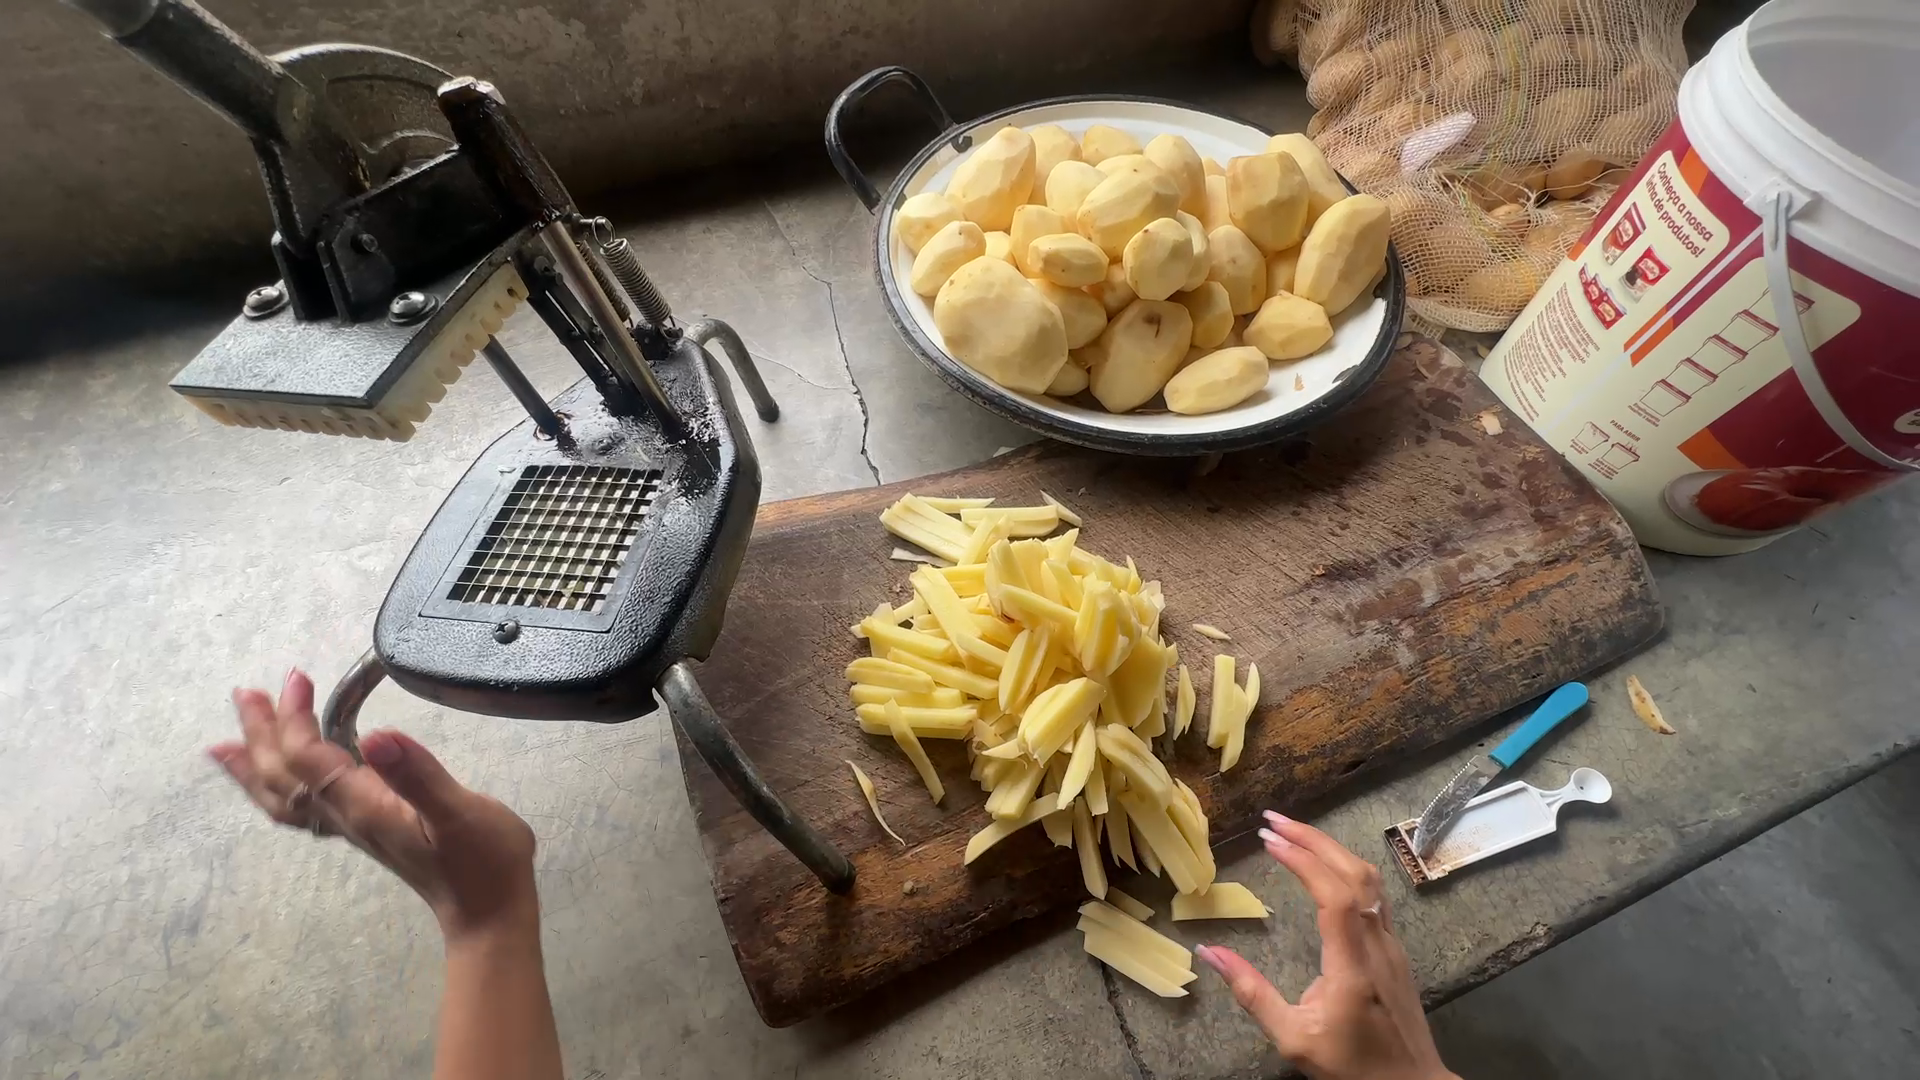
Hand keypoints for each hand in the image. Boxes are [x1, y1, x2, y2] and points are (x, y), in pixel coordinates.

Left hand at [210, 670, 538, 941]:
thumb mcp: (459, 813)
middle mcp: (348, 818)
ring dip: (257, 765)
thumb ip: (419, 776)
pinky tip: (292, 781)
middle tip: (247, 693)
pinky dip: (282, 789)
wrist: (488, 908)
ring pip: (285, 797)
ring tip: (229, 743)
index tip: (296, 679)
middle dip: (262, 734)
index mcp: (365, 807)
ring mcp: (356, 828)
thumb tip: (377, 736)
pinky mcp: (370, 831)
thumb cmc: (482, 858)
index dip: (295, 719)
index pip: (311, 759)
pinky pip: (304, 807)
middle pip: (285, 777)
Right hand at [1194, 813, 1454, 1079]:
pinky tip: (1321, 862)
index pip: (1335, 895)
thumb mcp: (1294, 1039)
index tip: (1268, 839)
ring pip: (1368, 877)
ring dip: (1329, 846)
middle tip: (1272, 820)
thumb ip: (1252, 993)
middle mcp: (1377, 944)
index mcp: (1353, 965)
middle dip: (1312, 839)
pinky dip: (1342, 863)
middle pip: (1354, 873)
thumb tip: (1208, 952)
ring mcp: (1391, 943)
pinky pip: (1372, 890)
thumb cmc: (1353, 1068)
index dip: (1302, 860)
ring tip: (1292, 831)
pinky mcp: (1394, 946)